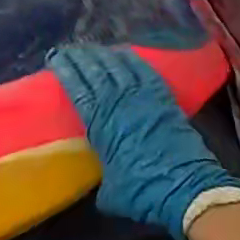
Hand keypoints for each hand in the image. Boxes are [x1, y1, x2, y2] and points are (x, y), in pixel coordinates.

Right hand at [50, 45, 239, 239]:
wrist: (184, 186)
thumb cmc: (143, 190)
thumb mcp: (112, 192)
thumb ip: (102, 181)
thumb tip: (103, 183)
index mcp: (100, 122)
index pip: (77, 87)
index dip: (65, 70)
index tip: (55, 57)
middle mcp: (118, 101)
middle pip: (95, 70)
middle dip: (80, 56)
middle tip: (69, 48)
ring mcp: (142, 94)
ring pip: (117, 64)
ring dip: (102, 54)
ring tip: (91, 47)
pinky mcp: (162, 95)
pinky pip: (143, 68)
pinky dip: (131, 58)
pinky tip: (123, 52)